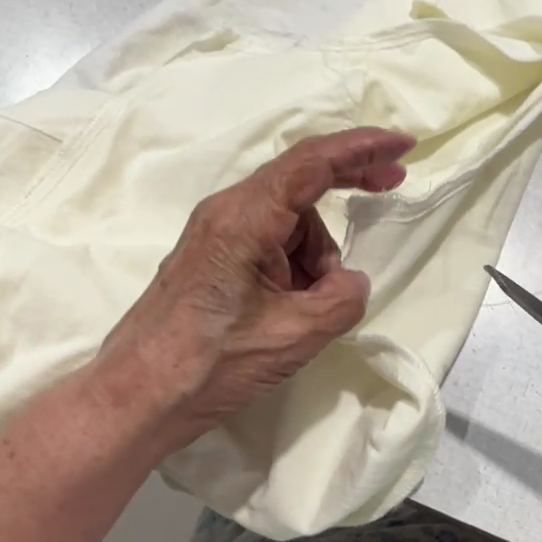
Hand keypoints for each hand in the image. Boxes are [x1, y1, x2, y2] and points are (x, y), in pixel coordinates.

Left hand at [94, 127, 414, 441]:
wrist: (139, 396)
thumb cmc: (211, 363)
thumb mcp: (294, 335)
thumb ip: (342, 299)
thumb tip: (349, 280)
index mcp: (244, 218)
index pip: (312, 164)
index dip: (362, 148)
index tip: (403, 145)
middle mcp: (227, 212)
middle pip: (300, 181)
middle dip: (348, 180)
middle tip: (393, 182)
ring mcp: (216, 234)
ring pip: (289, 223)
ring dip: (317, 254)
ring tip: (313, 307)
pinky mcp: (213, 258)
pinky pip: (270, 244)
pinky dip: (295, 266)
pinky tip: (294, 308)